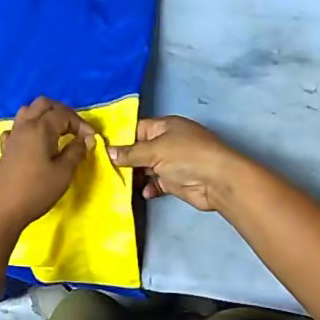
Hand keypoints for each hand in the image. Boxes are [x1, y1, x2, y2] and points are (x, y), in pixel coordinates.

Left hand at [0, 97, 94, 233]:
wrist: (2, 209)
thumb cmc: (36, 191)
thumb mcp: (63, 173)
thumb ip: (76, 152)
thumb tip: (86, 139)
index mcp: (40, 128)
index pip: (64, 114)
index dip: (81, 124)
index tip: (91, 140)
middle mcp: (24, 126)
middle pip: (43, 104)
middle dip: (63, 112)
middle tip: (75, 130)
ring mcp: (12, 136)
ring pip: (28, 112)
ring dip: (44, 116)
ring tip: (57, 132)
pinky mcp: (5, 148)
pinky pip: (16, 128)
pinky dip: (28, 128)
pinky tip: (34, 142)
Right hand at [108, 116, 251, 212]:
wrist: (217, 181)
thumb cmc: (187, 156)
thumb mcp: (155, 150)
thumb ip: (130, 153)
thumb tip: (109, 152)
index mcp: (164, 126)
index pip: (136, 129)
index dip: (120, 138)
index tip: (102, 149)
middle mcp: (167, 142)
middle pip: (140, 150)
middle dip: (125, 160)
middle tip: (105, 169)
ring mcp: (172, 162)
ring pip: (146, 168)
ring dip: (135, 176)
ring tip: (119, 183)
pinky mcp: (175, 181)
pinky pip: (156, 183)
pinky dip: (149, 187)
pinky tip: (144, 193)